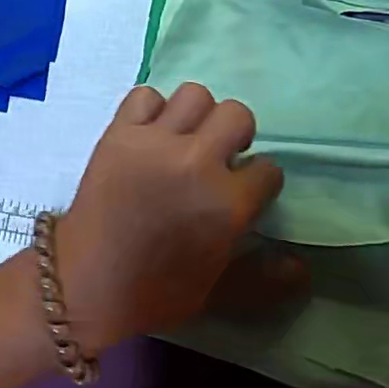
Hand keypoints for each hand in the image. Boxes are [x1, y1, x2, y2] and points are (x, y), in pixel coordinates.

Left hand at [54, 84, 284, 351]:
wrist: (86, 282)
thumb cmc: (155, 292)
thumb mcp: (216, 293)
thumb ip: (262, 278)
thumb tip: (302, 267)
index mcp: (227, 204)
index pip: (268, 169)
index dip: (259, 181)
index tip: (245, 189)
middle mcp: (196, 162)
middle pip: (237, 114)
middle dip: (237, 134)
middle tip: (220, 156)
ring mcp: (154, 142)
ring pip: (194, 94)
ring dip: (196, 115)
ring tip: (184, 139)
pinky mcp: (119, 132)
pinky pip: (144, 96)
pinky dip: (151, 109)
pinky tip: (149, 133)